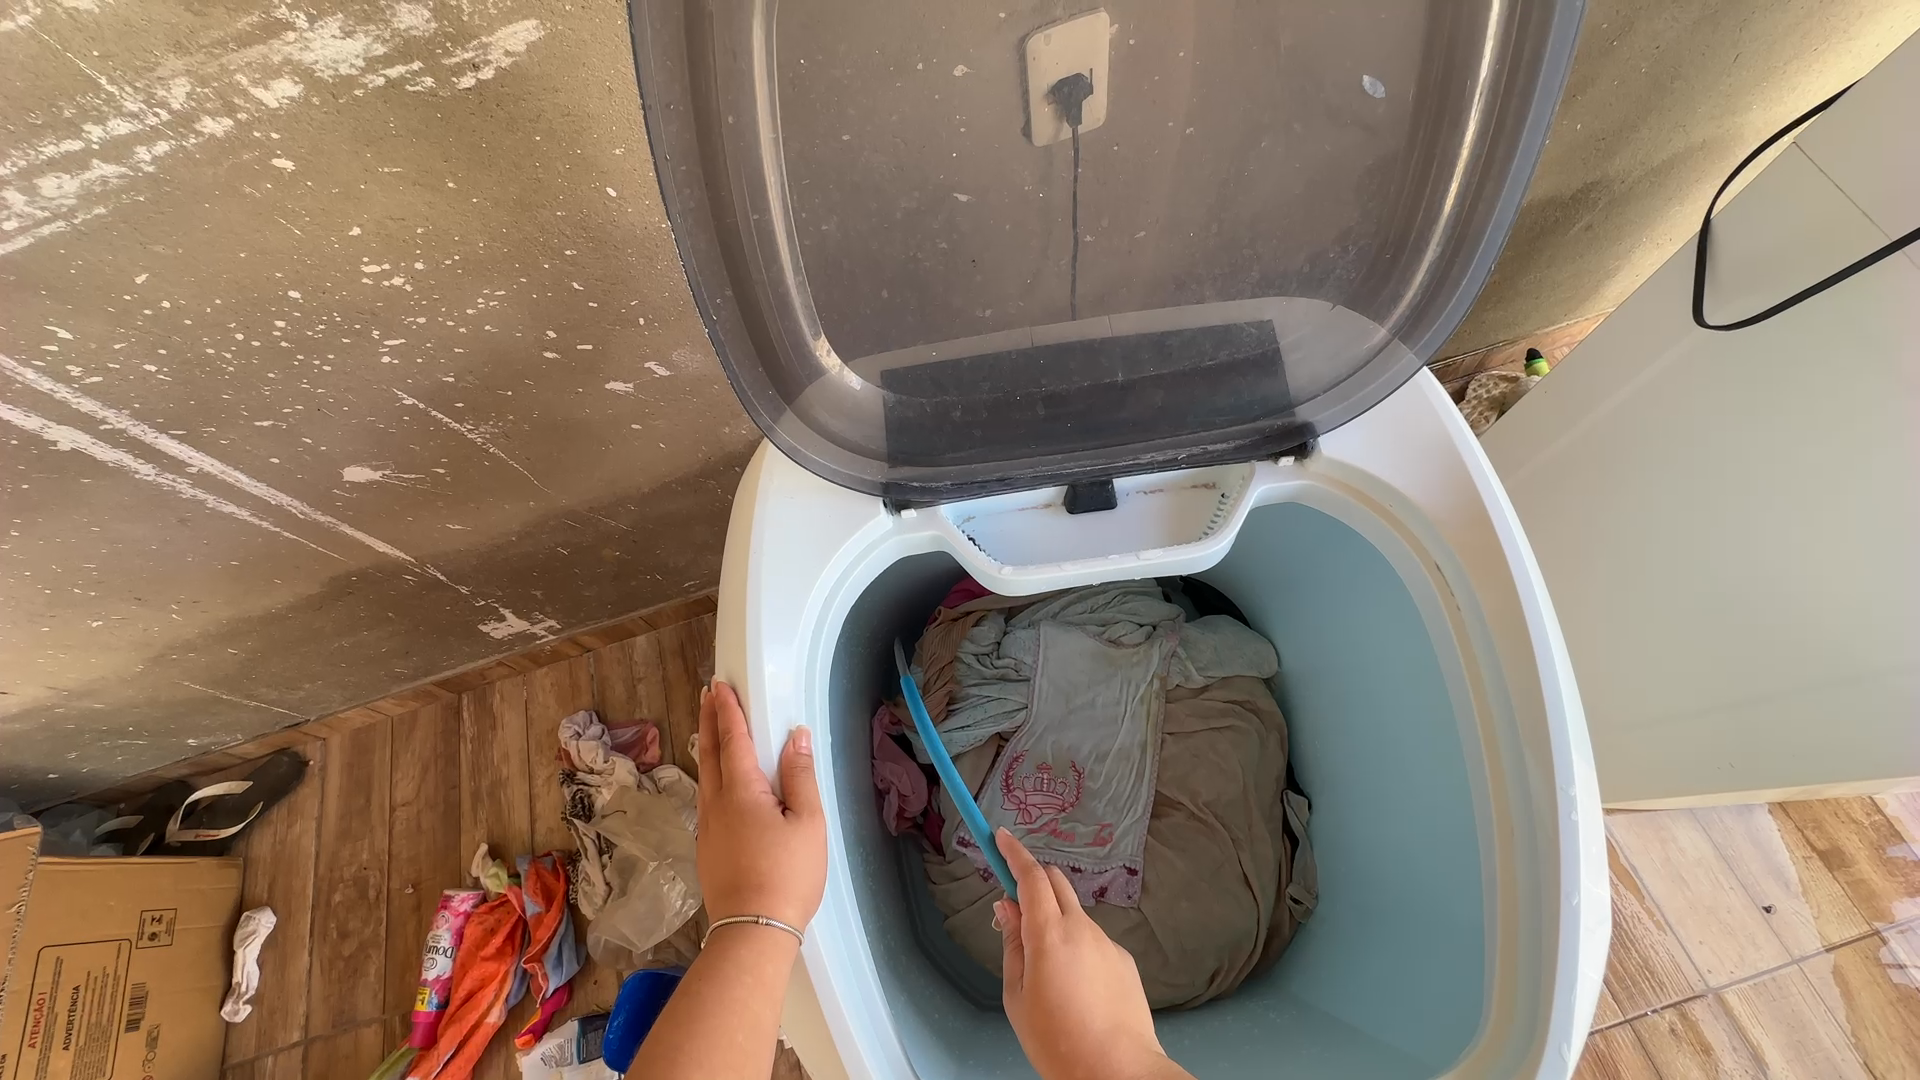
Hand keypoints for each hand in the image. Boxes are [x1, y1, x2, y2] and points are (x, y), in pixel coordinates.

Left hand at [695, 679, 826, 930]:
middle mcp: (716, 803)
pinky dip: (711, 772)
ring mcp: (708, 827)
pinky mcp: (708, 847)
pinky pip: (707, 796)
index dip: (727, 710)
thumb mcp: (807, 821)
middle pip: (710, 752)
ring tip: (711, 727)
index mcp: (741, 791)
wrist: (753, 932)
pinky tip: (719, 778)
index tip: (720, 685)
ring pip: (705, 775)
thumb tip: (796, 735)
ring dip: (708, 745)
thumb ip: (800, 775)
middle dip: (709, 720)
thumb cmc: (788, 874)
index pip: (732, 739)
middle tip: (708, 693)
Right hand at [995, 829, 1192, 1079]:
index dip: (1014, 853)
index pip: (1030, 876)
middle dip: (1033, 880)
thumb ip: (1012, 945)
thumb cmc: (1059, 1042)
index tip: (1001, 837)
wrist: (1121, 1073)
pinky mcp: (1124, 960)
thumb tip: (1007, 907)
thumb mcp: (1018, 997)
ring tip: (1049, 971)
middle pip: (1055, 882)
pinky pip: (1093, 940)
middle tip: (1017, 907)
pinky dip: (1078, 946)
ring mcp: (1106, 942)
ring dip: (1056, 920)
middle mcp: (1081, 927)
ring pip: (1074, 913)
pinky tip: (1078, 988)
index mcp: (1049, 933)